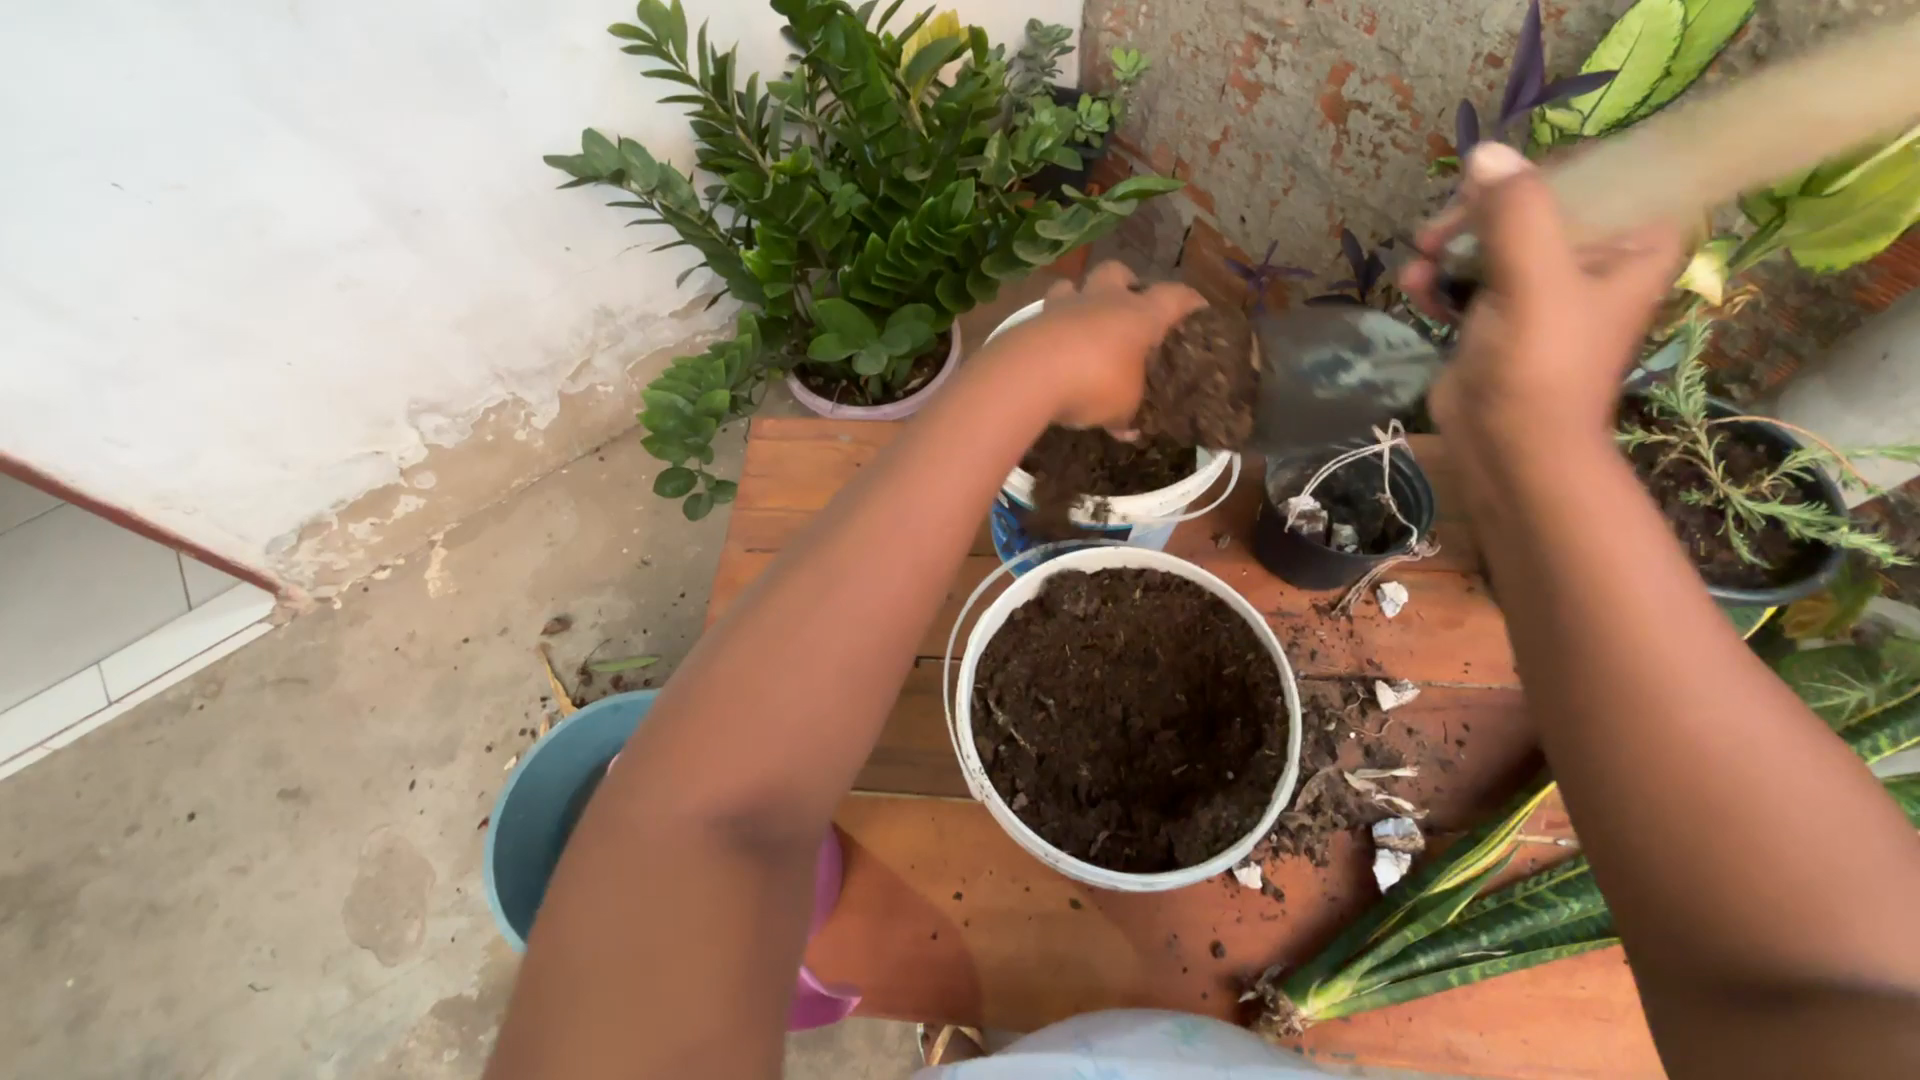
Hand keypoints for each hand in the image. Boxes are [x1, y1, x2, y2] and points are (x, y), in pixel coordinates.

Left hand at [994, 260, 1207, 431]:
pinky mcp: (1031, 321)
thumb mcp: (1123, 407)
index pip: (1175, 296)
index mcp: (1139, 314)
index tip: (1198, 310)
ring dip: (1079, 298)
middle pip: (1118, 272)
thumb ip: (1129, 413)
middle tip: (1128, 309)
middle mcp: (1103, 300)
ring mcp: (1063, 306)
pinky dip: (1050, 327)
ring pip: (1073, 285)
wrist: (1029, 375)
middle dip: (1126, 284)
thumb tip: (1128, 429)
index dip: (1189, 302)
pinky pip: (1044, 316)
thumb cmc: (1095, 383)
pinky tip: (1050, 348)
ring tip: (1082, 323)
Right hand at [1401, 143, 1685, 447]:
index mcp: (1635, 238)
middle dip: (1475, 216)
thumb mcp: (1533, 283)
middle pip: (1531, 201)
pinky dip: (1439, 277)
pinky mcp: (1499, 312)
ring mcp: (1542, 284)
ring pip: (1490, 235)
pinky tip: (1417, 292)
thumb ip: (1514, 213)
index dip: (1533, 176)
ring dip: (1447, 247)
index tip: (1485, 196)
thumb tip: (1483, 153)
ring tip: (1418, 271)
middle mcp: (1594, 254)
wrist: (1507, 450)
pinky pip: (1467, 272)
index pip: (1594, 170)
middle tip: (1435, 236)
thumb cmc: (1539, 370)